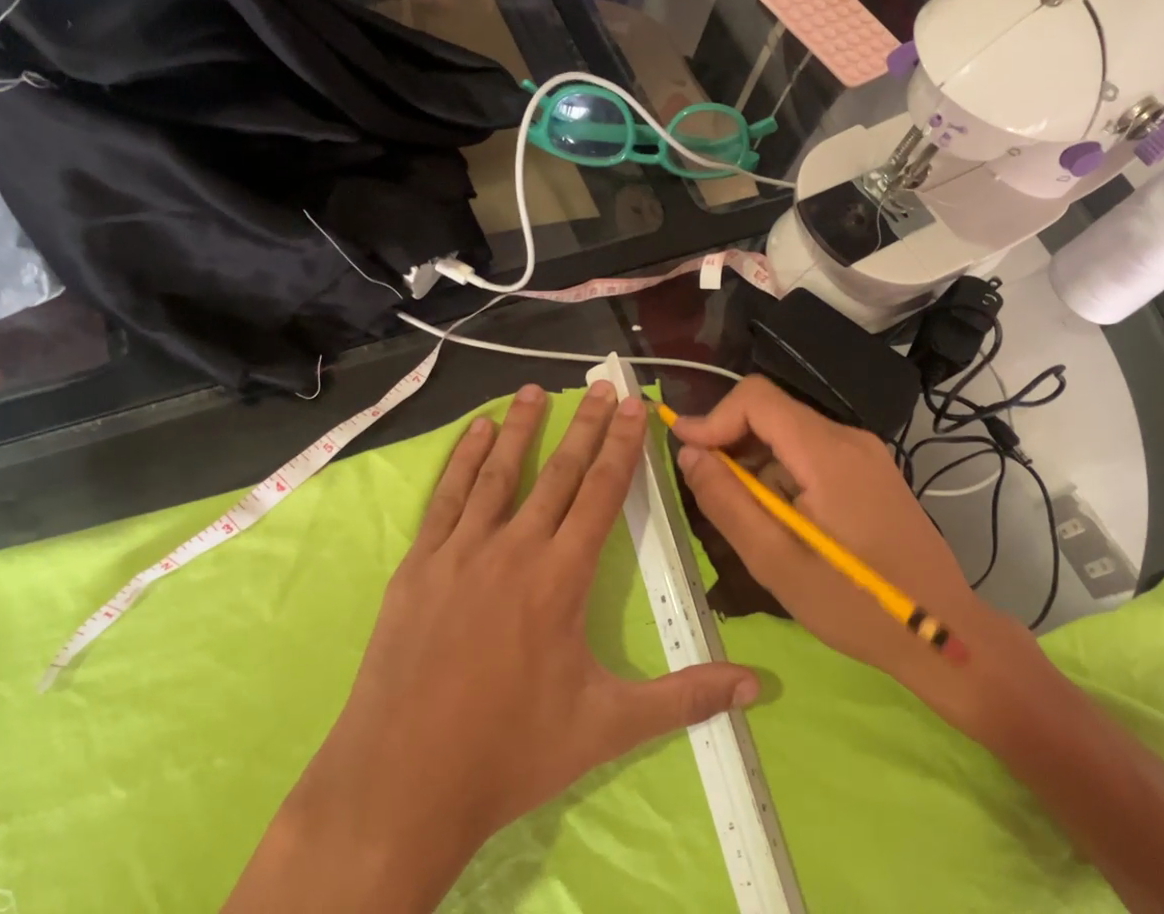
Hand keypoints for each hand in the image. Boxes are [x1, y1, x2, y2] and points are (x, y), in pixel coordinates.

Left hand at [228, 383, 758, 912]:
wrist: (405, 780)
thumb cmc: (513, 753)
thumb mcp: (609, 727)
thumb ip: (685, 698)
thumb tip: (759, 685)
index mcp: (560, 579)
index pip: (601, 494)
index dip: (622, 447)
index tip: (634, 406)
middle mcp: (512, 550)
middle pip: (556, 473)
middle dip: (583, 426)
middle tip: (599, 384)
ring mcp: (458, 554)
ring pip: (497, 474)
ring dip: (519, 429)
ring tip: (533, 390)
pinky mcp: (417, 567)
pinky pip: (445, 498)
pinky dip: (463, 461)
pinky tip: (474, 436)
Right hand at [671, 376, 1055, 749]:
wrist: (942, 634)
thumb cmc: (855, 604)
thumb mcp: (776, 561)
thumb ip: (727, 502)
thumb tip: (691, 453)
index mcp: (828, 453)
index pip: (757, 398)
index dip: (713, 417)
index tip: (683, 452)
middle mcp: (850, 440)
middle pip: (774, 412)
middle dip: (730, 441)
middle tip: (706, 490)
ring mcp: (867, 456)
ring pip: (792, 434)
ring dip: (755, 461)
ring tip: (740, 512)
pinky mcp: (873, 475)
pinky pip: (814, 455)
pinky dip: (782, 473)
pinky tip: (777, 519)